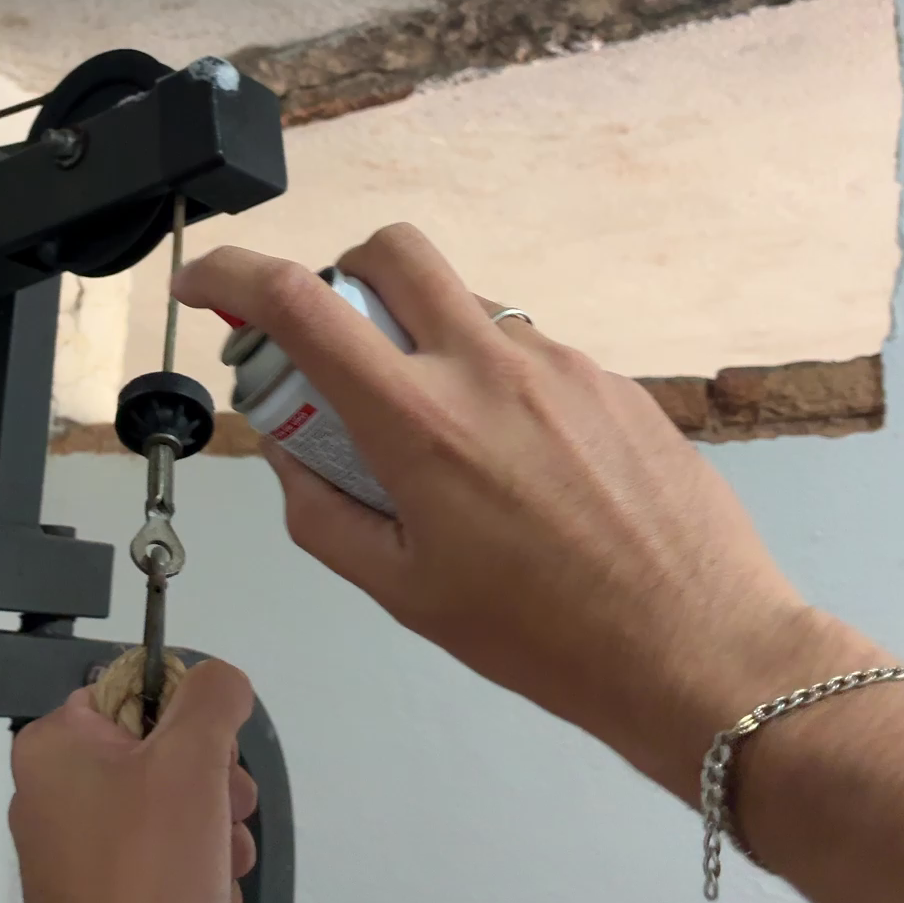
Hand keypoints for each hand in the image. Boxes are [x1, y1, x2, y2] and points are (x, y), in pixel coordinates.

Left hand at [9, 660, 259, 902]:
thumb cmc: (147, 872)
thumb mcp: (190, 762)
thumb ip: (212, 698)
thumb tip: (220, 676)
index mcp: (56, 746)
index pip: (131, 690)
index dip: (182, 713)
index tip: (211, 748)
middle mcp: (56, 791)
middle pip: (157, 749)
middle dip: (210, 780)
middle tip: (226, 808)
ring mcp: (76, 848)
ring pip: (168, 804)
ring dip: (213, 827)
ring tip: (222, 861)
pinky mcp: (101, 893)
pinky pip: (159, 854)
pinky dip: (194, 868)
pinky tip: (208, 893)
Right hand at [173, 224, 886, 799]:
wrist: (703, 653)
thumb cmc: (534, 633)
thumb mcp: (395, 586)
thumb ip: (315, 506)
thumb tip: (285, 446)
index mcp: (417, 421)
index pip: (298, 305)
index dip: (230, 277)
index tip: (200, 285)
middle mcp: (484, 366)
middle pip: (391, 249)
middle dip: (338, 272)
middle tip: (335, 340)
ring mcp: (556, 360)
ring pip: (458, 303)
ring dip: (416, 339)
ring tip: (437, 432)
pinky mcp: (607, 375)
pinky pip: (516, 346)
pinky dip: (480, 374)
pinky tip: (510, 454)